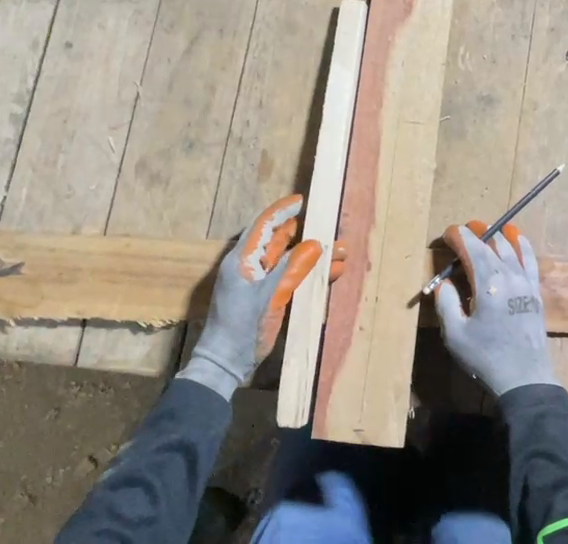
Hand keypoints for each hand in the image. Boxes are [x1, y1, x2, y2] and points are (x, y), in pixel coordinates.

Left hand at [178, 196, 340, 398]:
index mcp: (242, 261)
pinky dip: (311, 274)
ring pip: (290, 261)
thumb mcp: (269, 297)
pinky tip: (333, 272)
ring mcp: (260, 284)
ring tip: (342, 252)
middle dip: (307, 235)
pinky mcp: (269, 298)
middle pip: (280, 243)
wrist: (226, 365)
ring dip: (314, 256)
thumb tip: (316, 244)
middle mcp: (251, 268)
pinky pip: (292, 279)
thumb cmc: (241, 327)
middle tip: (331, 228)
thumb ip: (292, 269)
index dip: (282, 212)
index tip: (302, 202)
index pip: (263, 227)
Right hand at [432, 221, 557, 397]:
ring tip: (485, 229)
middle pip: (492, 243)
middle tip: (463, 231)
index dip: (459, 237)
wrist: (524, 377)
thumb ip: (447, 303)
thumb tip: (444, 282)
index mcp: (488, 282)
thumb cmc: (485, 357)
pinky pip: (530, 259)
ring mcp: (525, 281)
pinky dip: (521, 244)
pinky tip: (517, 238)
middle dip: (476, 233)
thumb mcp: (455, 334)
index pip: (472, 248)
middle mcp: (509, 274)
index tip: (447, 234)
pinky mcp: (535, 291)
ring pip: (511, 247)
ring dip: (496, 236)